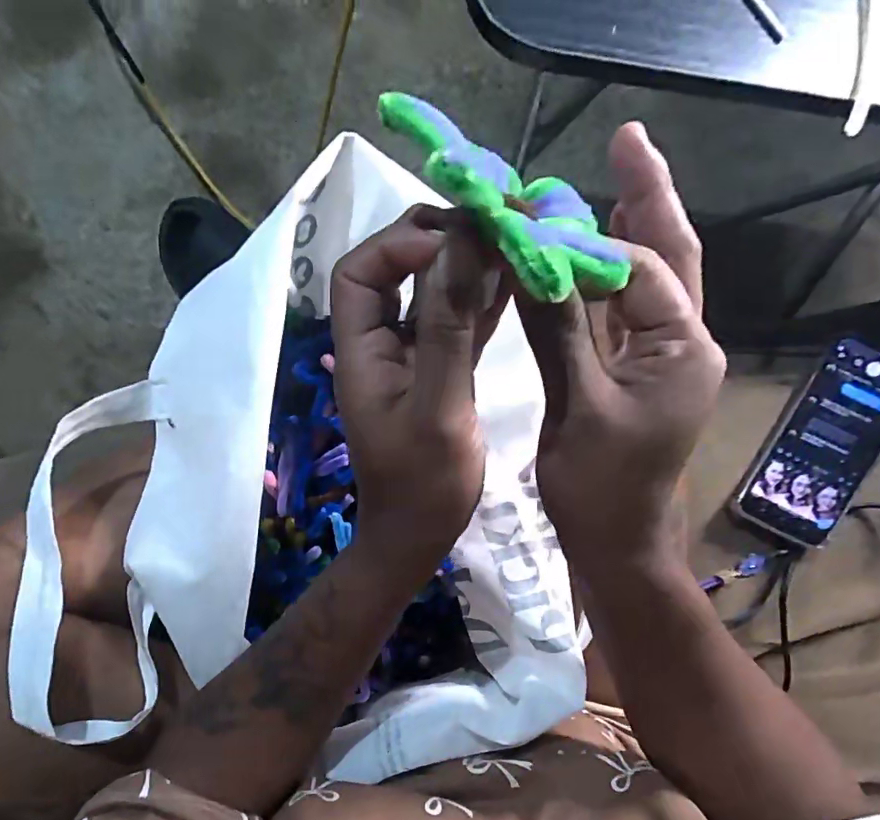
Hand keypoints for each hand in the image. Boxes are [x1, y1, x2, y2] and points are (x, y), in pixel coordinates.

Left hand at [330, 206, 506, 570]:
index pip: (360, 271)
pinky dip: (482, 299)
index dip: (402, 243)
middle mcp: (379, 346)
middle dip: (443, 240)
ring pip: (432, 292)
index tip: (459, 239)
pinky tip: (517, 279)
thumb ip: (448, 327)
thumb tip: (459, 243)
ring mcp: (409, 359)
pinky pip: (455, 322)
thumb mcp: (439, 407)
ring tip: (519, 237)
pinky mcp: (437, 374)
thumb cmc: (423, 485)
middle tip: (499, 224)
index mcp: (362, 352)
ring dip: (470, 264)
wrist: (417, 537)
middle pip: (397, 270)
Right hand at [520, 123, 723, 567]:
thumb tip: (532, 258)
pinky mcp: (636, 377)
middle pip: (668, 257)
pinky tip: (587, 253)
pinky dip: (604, 283)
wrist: (616, 546)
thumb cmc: (600, 489)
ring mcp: (661, 361)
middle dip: (646, 200)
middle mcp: (683, 344)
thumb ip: (559, 331)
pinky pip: (622, 317)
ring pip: (646, 283)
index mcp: (683, 349)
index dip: (592, 239)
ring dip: (627, 234)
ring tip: (613, 177)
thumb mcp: (578, 408)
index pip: (640, 270)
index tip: (543, 211)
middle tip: (626, 141)